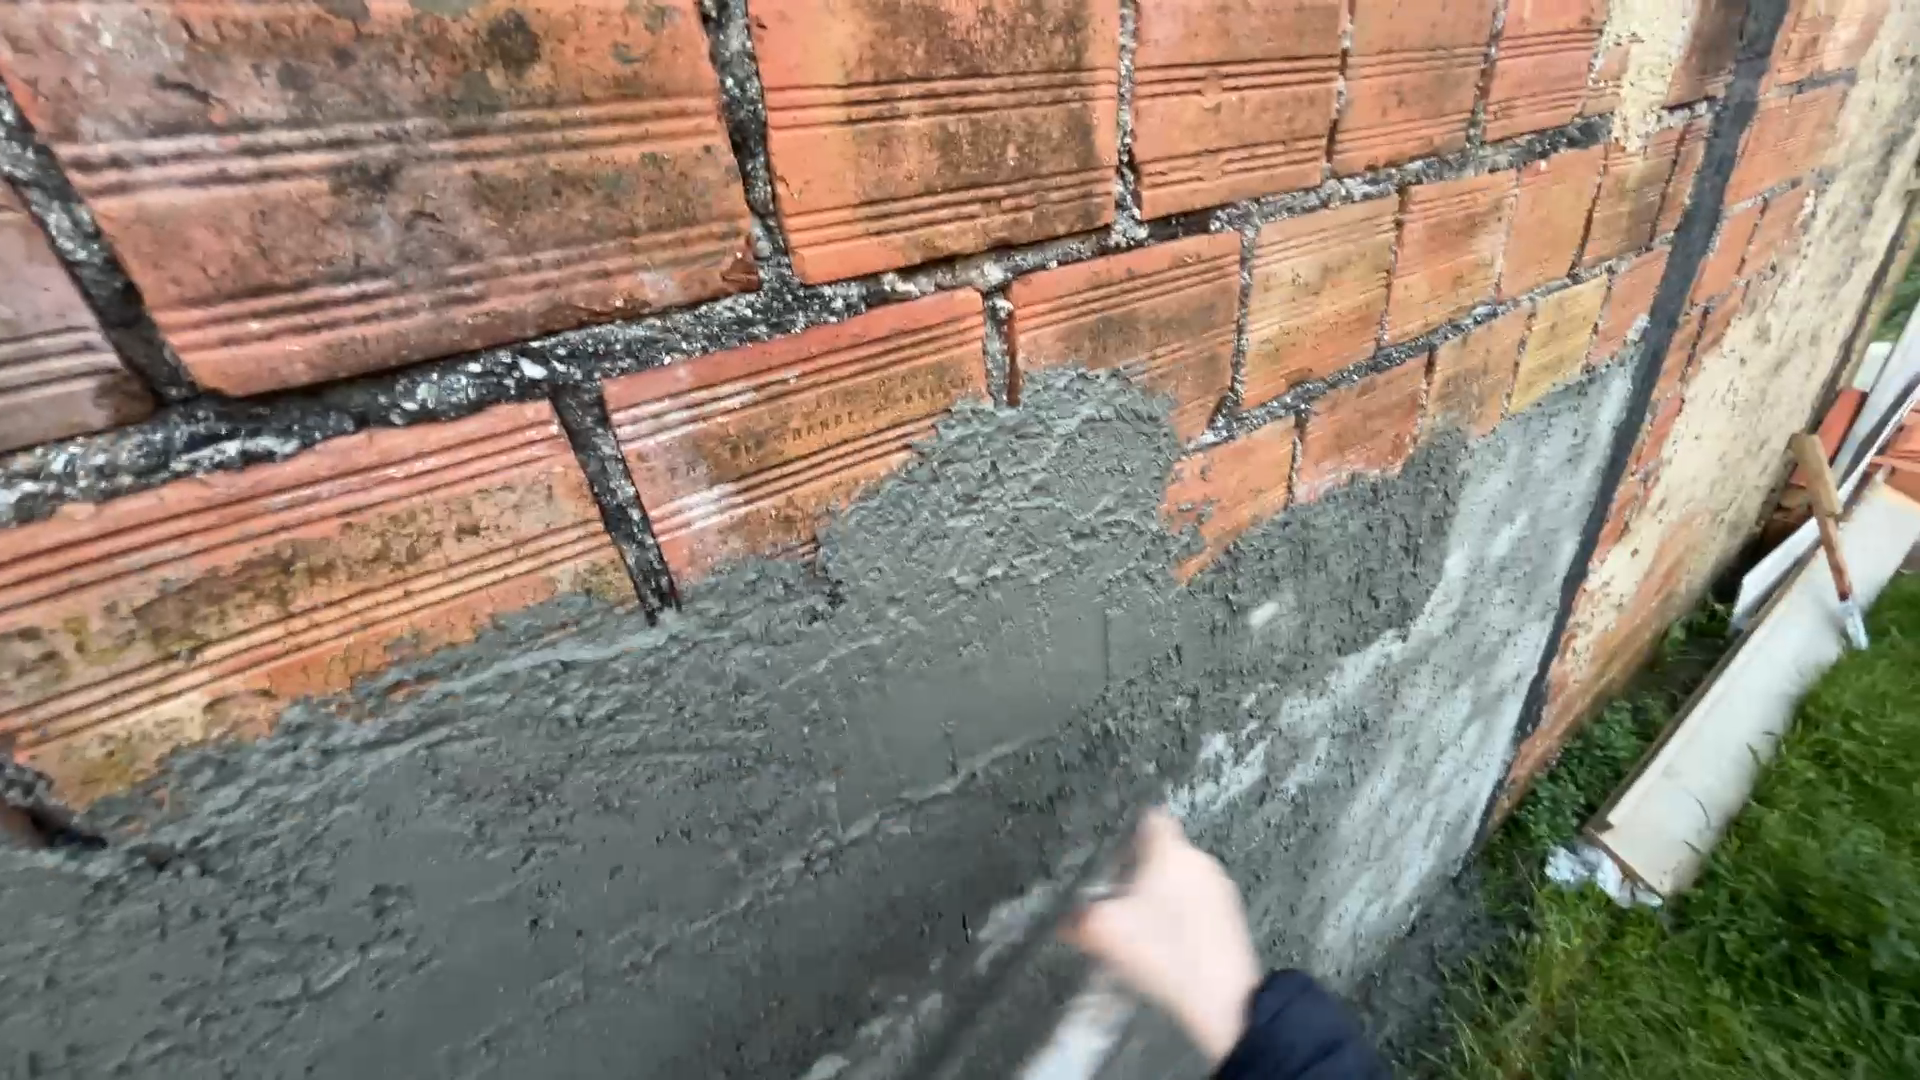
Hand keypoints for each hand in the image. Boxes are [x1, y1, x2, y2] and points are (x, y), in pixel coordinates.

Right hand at [1060, 808, 1262, 1063]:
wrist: (1224, 1003)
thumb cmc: (1168, 954)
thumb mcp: (1104, 931)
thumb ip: (1077, 918)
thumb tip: (1064, 921)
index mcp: (1171, 850)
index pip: (1150, 815)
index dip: (1129, 828)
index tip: (1116, 846)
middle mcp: (1199, 861)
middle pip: (1162, 851)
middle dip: (1140, 869)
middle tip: (1119, 896)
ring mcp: (1220, 889)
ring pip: (1180, 878)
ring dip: (1162, 895)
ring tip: (1142, 925)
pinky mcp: (1230, 918)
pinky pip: (1197, 904)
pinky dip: (1181, 917)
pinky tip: (1167, 944)